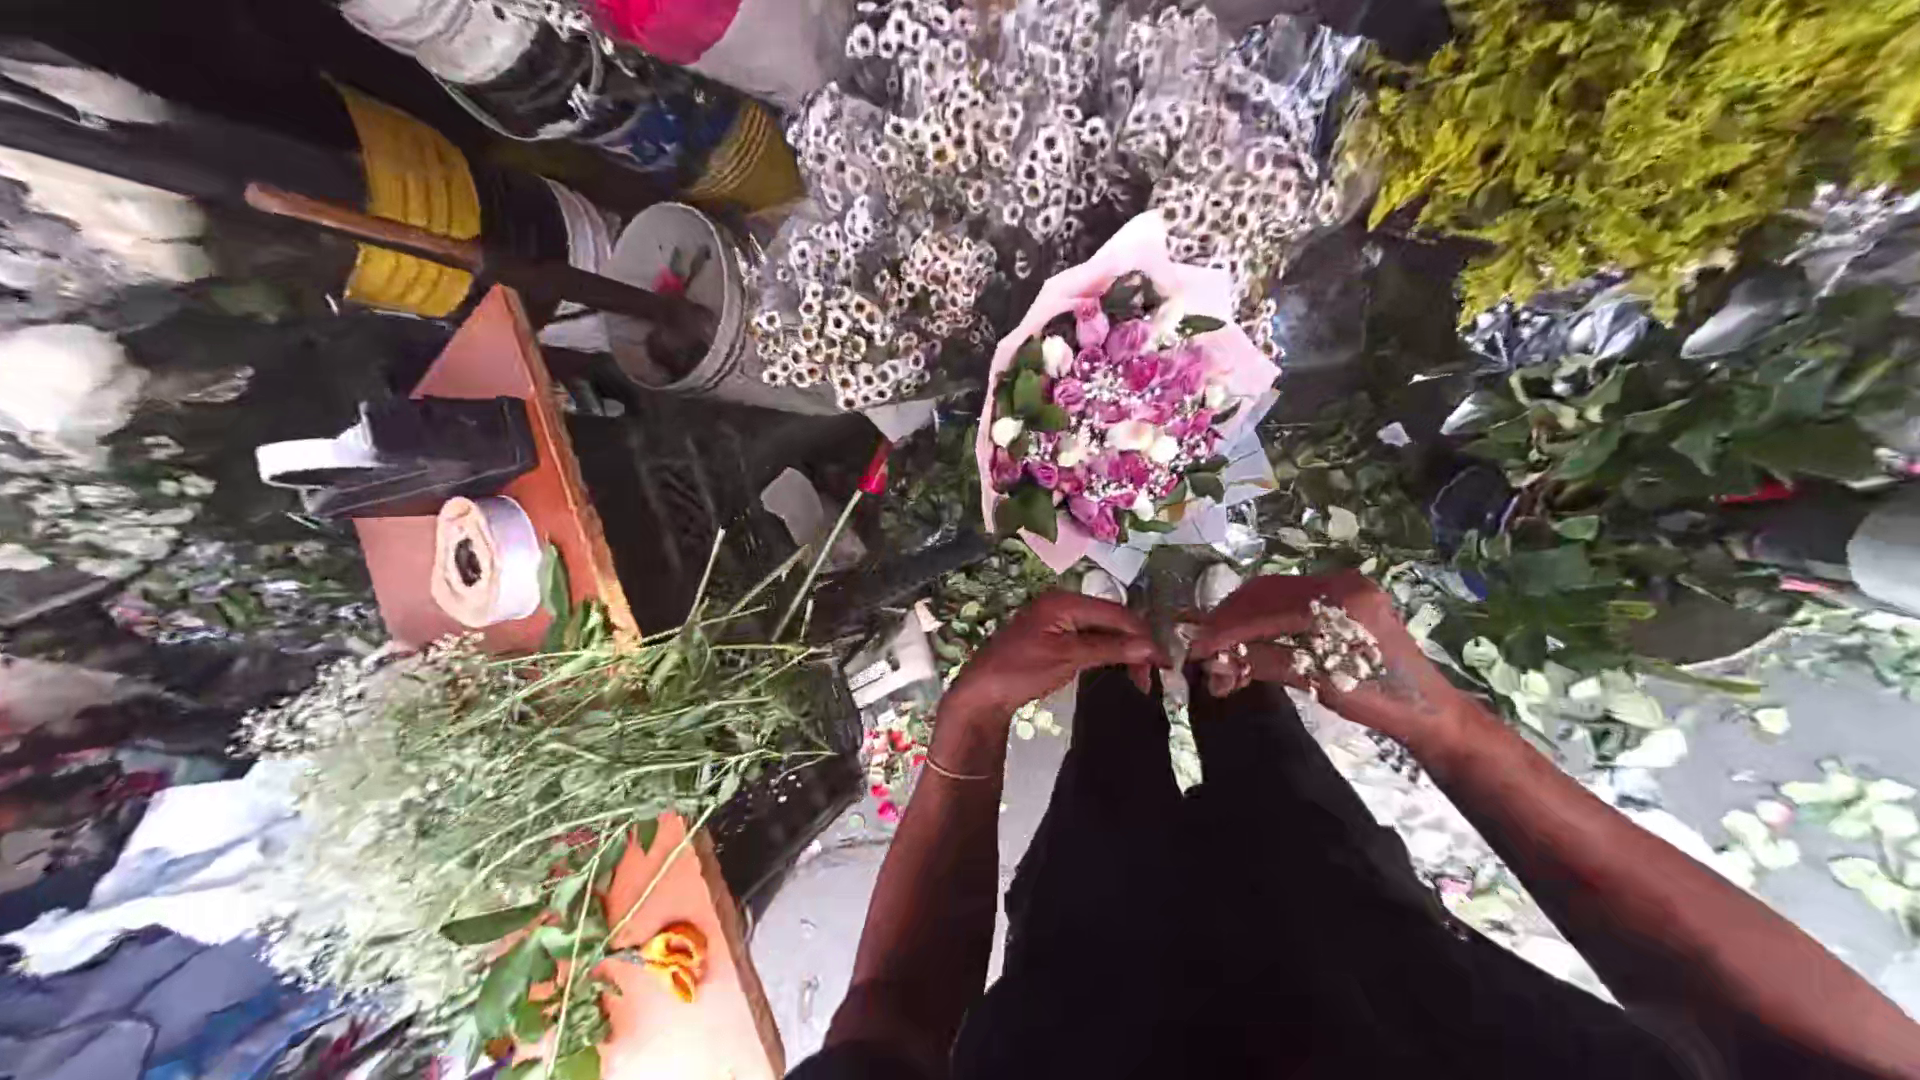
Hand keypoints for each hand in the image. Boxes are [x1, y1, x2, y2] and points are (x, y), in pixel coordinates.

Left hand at [946, 591, 1169, 716]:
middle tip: (1154, 675)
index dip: (1143, 635)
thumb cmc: (1021, 671)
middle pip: (1111, 620)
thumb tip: (1150, 647)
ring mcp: (1057, 620)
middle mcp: (1062, 603)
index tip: (1165, 661)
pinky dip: (1106, 653)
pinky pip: (1089, 638)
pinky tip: (1119, 668)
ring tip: (1140, 679)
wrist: (983, 691)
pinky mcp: (1054, 636)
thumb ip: (1109, 649)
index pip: (1116, 613)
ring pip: (1102, 630)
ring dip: (1123, 651)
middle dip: (1135, 644)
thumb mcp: (1068, 659)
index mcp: (1064, 601)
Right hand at [1187, 571, 1470, 746]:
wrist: (1431, 712)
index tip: (1197, 647)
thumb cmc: (1383, 700)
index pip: (1270, 608)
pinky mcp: (1339, 598)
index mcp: (1345, 599)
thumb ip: (1265, 662)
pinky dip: (1260, 621)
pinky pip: (1287, 601)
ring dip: (1240, 620)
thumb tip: (1214, 663)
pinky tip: (1244, 640)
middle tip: (1202, 645)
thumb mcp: (1320, 681)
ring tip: (1218, 647)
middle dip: (1228, 620)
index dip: (1228, 628)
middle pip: (1266, 592)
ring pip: (1271, 594)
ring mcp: (1341, 587)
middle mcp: (1342, 582)